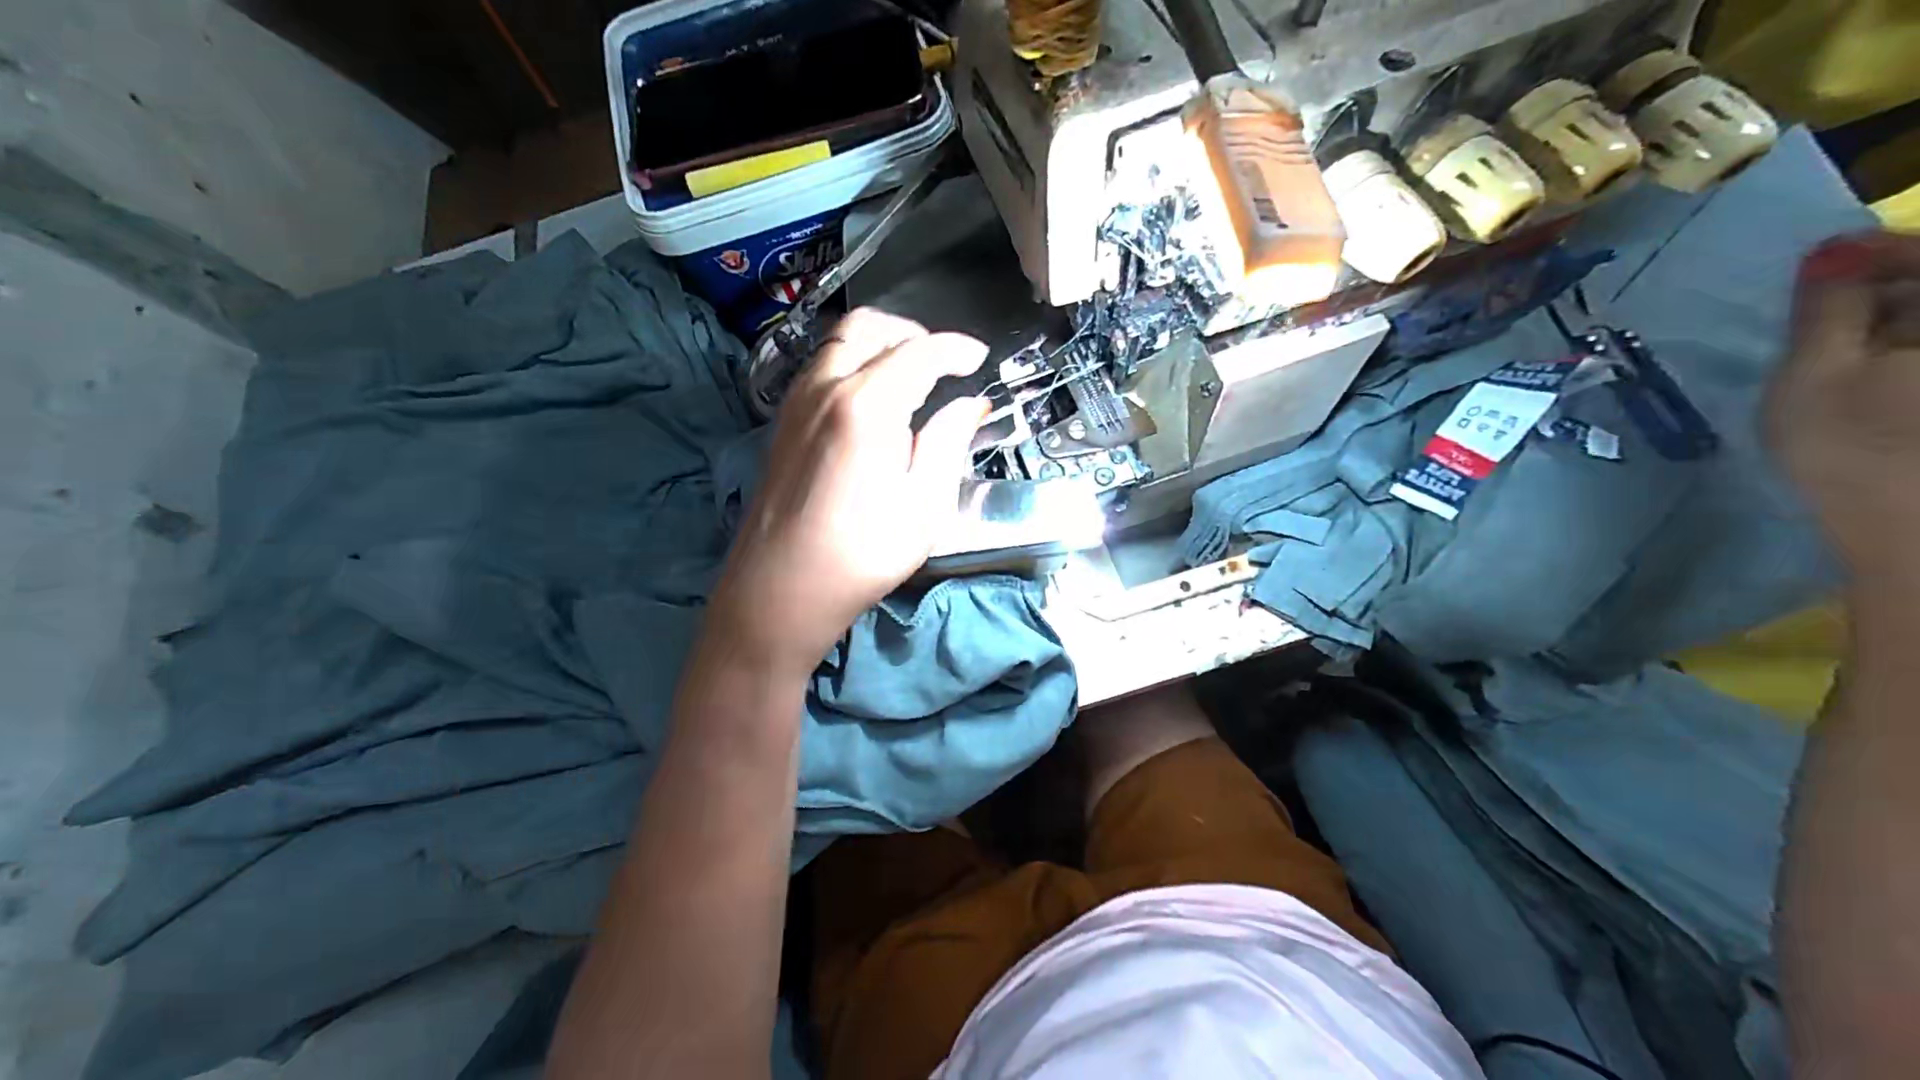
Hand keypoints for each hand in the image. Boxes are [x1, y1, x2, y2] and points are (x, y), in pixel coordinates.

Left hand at [705, 309, 989, 676]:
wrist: (778, 591)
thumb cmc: (859, 558)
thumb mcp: (923, 508)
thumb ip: (947, 444)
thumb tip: (968, 405)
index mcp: (866, 406)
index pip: (919, 352)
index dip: (955, 349)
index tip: (978, 357)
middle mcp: (824, 389)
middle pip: (870, 328)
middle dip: (913, 333)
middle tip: (942, 360)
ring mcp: (796, 403)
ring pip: (839, 342)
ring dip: (878, 342)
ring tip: (910, 373)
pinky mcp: (782, 422)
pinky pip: (820, 366)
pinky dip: (852, 361)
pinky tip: (870, 397)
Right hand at [1767, 231, 1919, 586]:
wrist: (1919, 537)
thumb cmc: (1855, 452)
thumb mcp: (1814, 376)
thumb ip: (1825, 308)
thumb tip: (1830, 252)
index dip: (1880, 251)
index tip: (1821, 262)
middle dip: (1895, 287)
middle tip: (1829, 307)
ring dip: (1901, 323)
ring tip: (1849, 345)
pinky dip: (1910, 356)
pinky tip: (1885, 373)